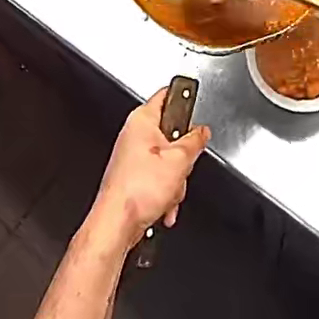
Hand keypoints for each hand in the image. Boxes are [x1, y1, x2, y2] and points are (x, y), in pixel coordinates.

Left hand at [84, 87, 210, 250]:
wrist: (116, 224)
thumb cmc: (137, 190)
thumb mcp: (179, 160)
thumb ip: (195, 141)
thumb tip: (202, 131)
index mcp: (142, 120)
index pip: (166, 95)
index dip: (183, 99)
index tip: (194, 107)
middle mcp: (135, 134)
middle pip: (172, 134)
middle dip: (182, 157)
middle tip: (180, 166)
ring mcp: (133, 155)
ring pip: (169, 160)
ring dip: (175, 179)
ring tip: (169, 190)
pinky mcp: (133, 175)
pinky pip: (159, 177)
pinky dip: (166, 192)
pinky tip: (164, 204)